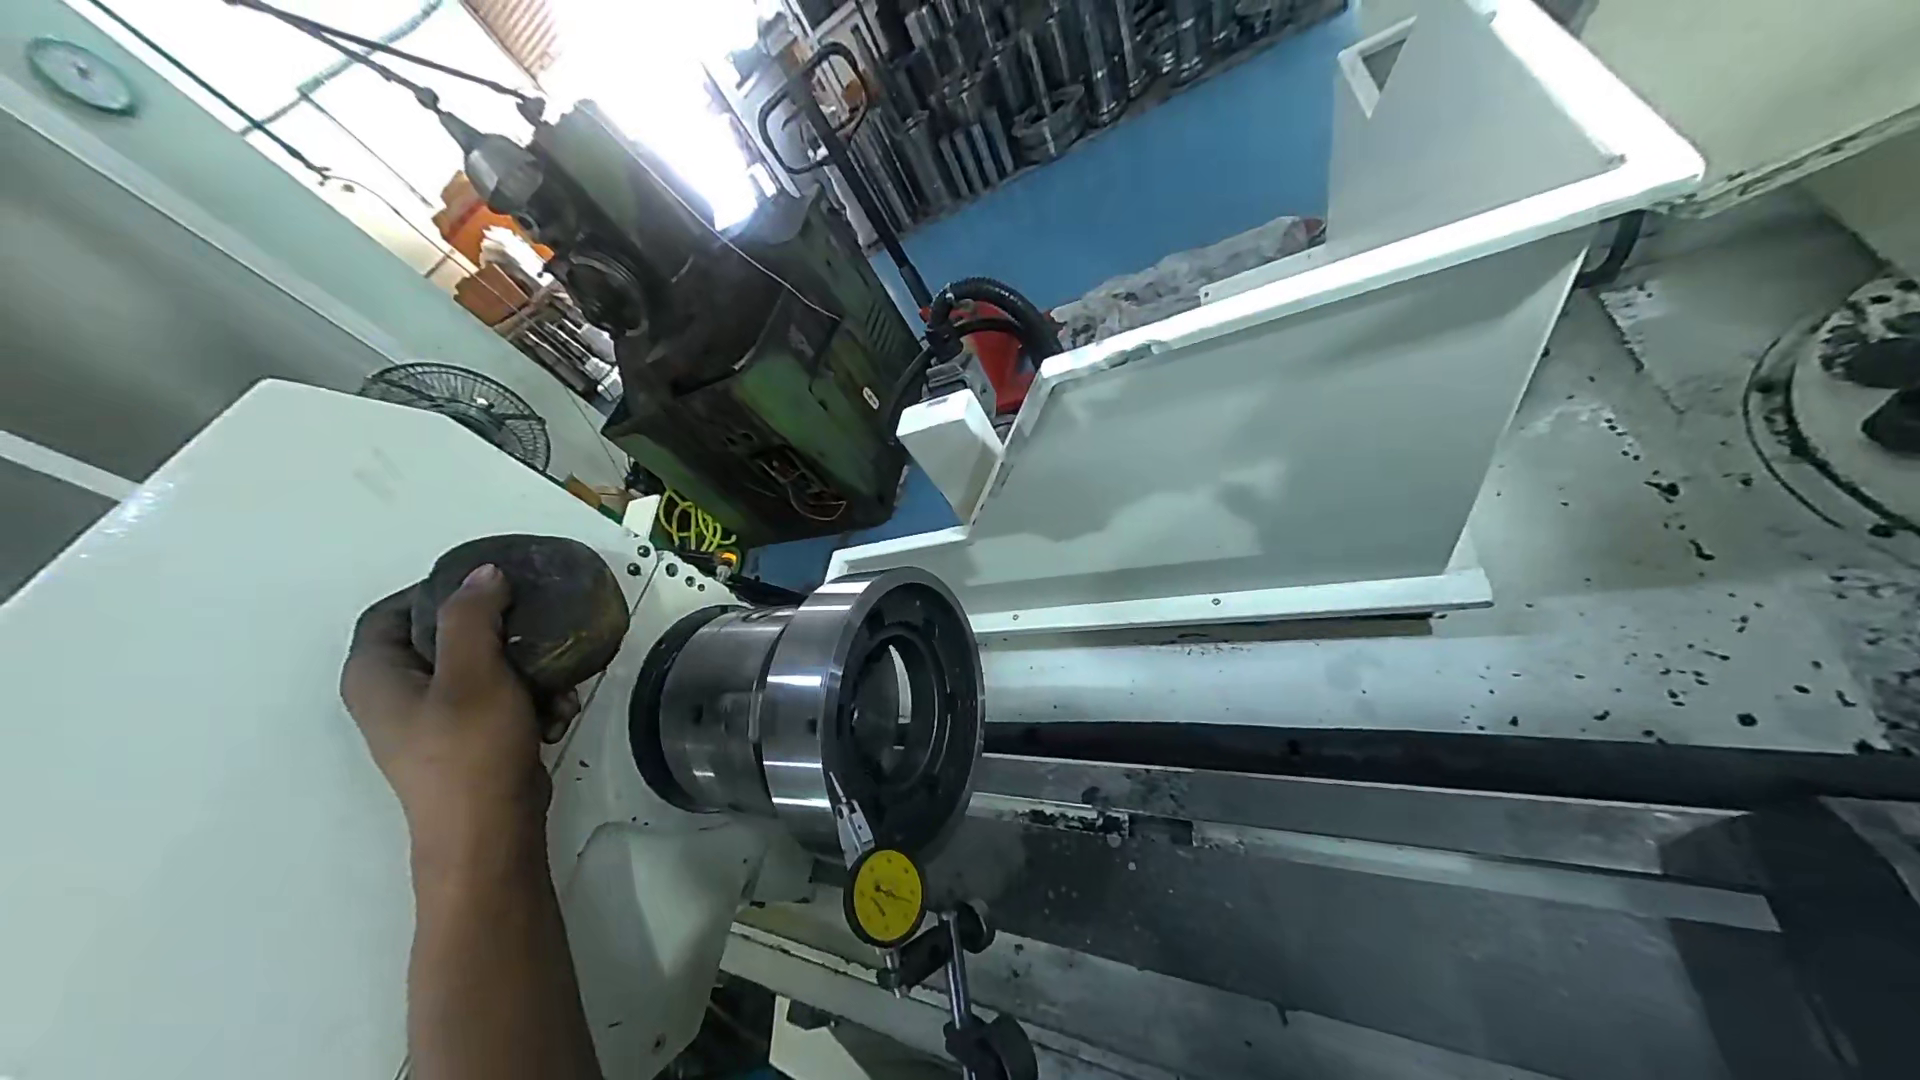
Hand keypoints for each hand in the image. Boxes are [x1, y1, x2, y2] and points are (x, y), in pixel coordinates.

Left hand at [341, 565, 574, 857]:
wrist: (491, 830)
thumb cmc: (470, 749)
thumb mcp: (473, 673)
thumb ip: (472, 616)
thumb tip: (483, 572)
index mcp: (376, 675)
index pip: (393, 610)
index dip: (438, 589)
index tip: (494, 586)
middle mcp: (397, 694)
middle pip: (446, 637)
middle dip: (503, 635)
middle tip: (539, 629)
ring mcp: (433, 720)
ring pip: (483, 669)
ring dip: (529, 672)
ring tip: (560, 686)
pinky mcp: (468, 738)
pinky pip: (499, 700)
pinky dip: (531, 701)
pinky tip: (558, 715)